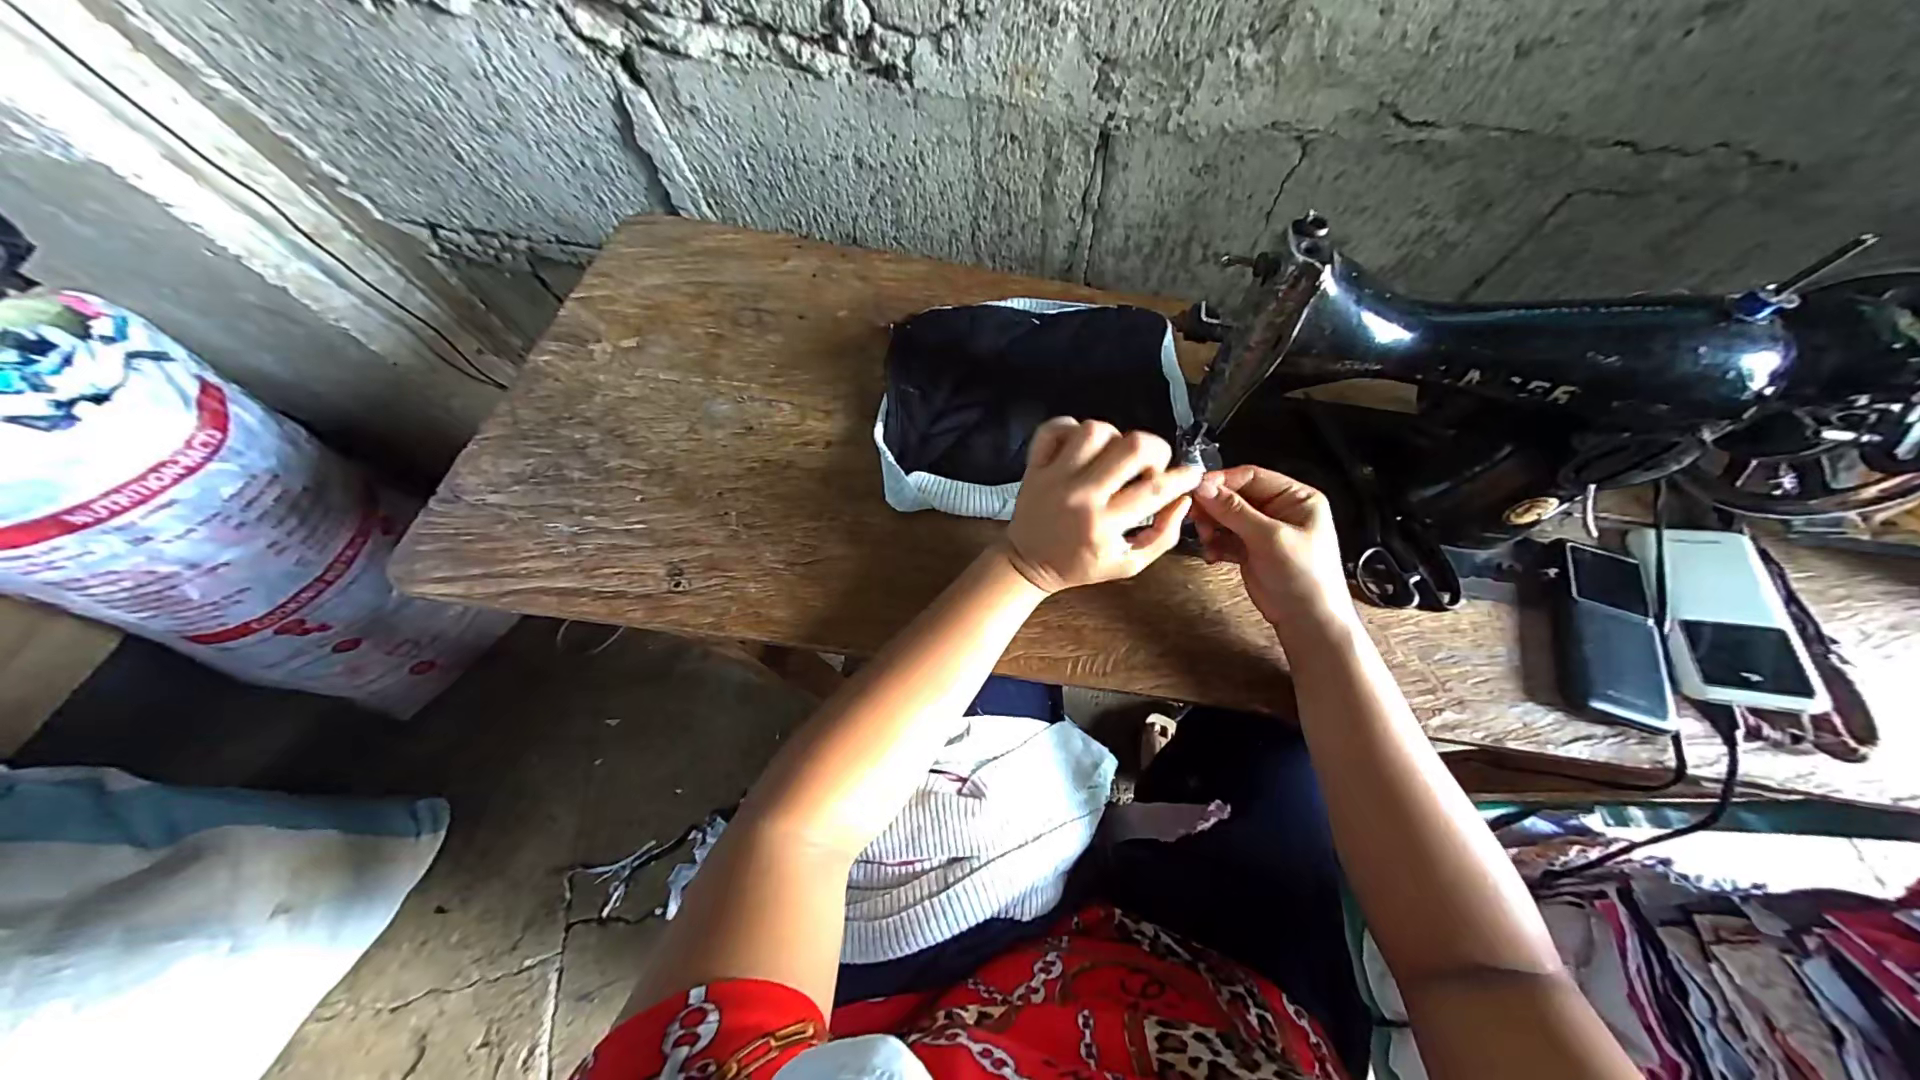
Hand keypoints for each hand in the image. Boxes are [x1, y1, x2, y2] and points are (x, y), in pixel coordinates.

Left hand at [1002, 418, 1200, 593]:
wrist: (1027, 563)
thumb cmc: (1079, 565)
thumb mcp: (1128, 564)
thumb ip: (1162, 536)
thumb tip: (1183, 499)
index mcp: (1104, 524)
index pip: (1156, 489)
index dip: (1183, 477)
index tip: (1190, 474)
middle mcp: (1080, 495)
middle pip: (1132, 446)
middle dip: (1155, 450)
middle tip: (1149, 466)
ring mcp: (1054, 476)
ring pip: (1095, 429)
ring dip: (1114, 438)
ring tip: (1113, 458)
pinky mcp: (1035, 465)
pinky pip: (1055, 427)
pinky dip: (1072, 428)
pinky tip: (1082, 447)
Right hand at [1190, 465, 1355, 635]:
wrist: (1308, 621)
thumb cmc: (1304, 576)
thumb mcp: (1269, 537)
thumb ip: (1234, 510)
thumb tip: (1203, 487)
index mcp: (1295, 497)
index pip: (1251, 477)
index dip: (1221, 481)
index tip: (1195, 490)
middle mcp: (1280, 510)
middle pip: (1234, 497)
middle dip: (1213, 507)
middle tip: (1194, 516)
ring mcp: (1263, 531)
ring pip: (1225, 517)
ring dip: (1211, 527)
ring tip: (1206, 540)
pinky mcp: (1250, 550)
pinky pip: (1224, 538)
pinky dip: (1214, 544)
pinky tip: (1211, 555)